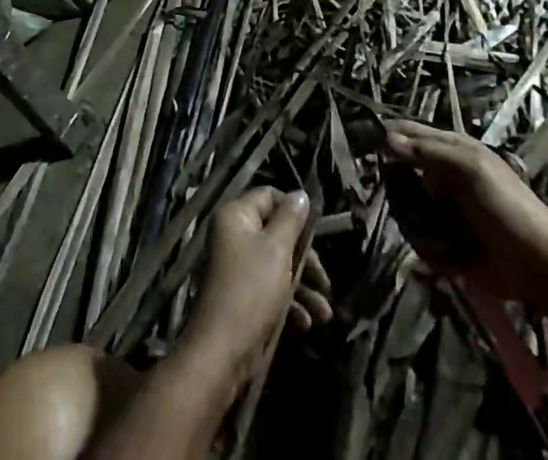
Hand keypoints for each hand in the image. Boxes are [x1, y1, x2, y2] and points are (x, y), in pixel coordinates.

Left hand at [180, 187, 333, 387]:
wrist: (222, 351)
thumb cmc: (252, 289)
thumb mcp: (278, 248)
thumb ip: (292, 219)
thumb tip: (301, 195)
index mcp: (236, 217)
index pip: (269, 195)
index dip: (294, 209)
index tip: (316, 229)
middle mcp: (234, 237)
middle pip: (278, 233)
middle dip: (306, 259)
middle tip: (324, 280)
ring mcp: (237, 267)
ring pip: (278, 264)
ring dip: (304, 287)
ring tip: (324, 314)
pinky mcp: (243, 295)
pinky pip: (271, 288)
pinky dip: (290, 303)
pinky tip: (307, 323)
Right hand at [383, 121, 547, 304]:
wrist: (536, 264)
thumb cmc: (506, 207)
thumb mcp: (469, 169)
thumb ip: (427, 151)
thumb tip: (385, 137)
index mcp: (452, 150)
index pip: (408, 132)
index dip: (388, 138)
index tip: (370, 152)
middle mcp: (442, 176)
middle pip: (398, 175)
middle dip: (402, 196)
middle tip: (416, 210)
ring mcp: (442, 209)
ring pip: (405, 210)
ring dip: (419, 227)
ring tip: (443, 239)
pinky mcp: (443, 240)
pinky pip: (418, 238)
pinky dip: (431, 249)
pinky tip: (450, 257)